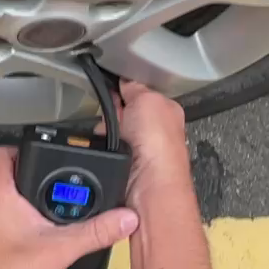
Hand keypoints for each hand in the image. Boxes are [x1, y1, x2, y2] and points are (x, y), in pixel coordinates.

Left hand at [0, 146, 138, 268]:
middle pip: (1, 174)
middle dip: (27, 177)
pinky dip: (6, 220)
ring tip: (40, 211)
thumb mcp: (61, 249)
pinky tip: (24, 236)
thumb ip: (96, 231)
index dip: (24, 149)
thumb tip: (122, 219)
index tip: (44, 157)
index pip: (3, 152)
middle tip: (49, 186)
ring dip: (16, 200)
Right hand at [112, 80, 194, 206]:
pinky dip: (101, 147)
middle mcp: (155, 132)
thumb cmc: (158, 144)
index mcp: (167, 112)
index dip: (125, 89)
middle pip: (122, 112)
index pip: (141, 93)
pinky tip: (107, 149)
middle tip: (118, 117)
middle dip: (113, 112)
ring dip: (105, 131)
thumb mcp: (147, 99)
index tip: (115, 88)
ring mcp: (139, 150)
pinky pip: (103, 148)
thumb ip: (136, 87)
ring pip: (110, 130)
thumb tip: (126, 83)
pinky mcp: (123, 165)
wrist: (149, 186)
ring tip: (112, 136)